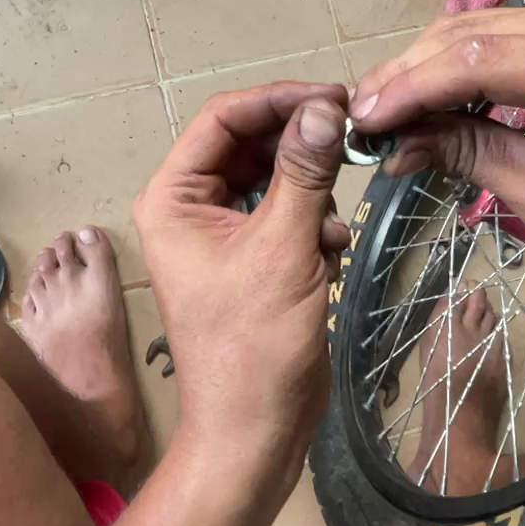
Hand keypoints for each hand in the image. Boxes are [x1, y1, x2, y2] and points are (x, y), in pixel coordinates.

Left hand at [132, 83, 350, 459]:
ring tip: (332, 226)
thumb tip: (324, 108)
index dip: (277, 100)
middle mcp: (189, 204)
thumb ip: (304, 173)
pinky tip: (330, 251)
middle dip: (300, 147)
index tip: (333, 97)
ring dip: (311, 192)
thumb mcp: (282, 248)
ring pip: (271, 177)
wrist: (255, 428)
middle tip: (351, 139)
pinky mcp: (248, 253)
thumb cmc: (255, 342)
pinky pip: (282, 212)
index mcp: (173, 196)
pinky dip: (311, 223)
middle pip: (248, 143)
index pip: (222, 119)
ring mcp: (218, 229)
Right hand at [349, 0, 524, 276]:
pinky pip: (505, 29)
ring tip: (384, 104)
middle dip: (410, 73)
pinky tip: (427, 88)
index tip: (364, 117)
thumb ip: (468, 155)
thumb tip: (392, 144)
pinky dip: (458, 59)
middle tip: (362, 113)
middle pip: (478, 31)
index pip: (486, 59)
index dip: (414, 85)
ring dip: (426, 63)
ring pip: (483, 23)